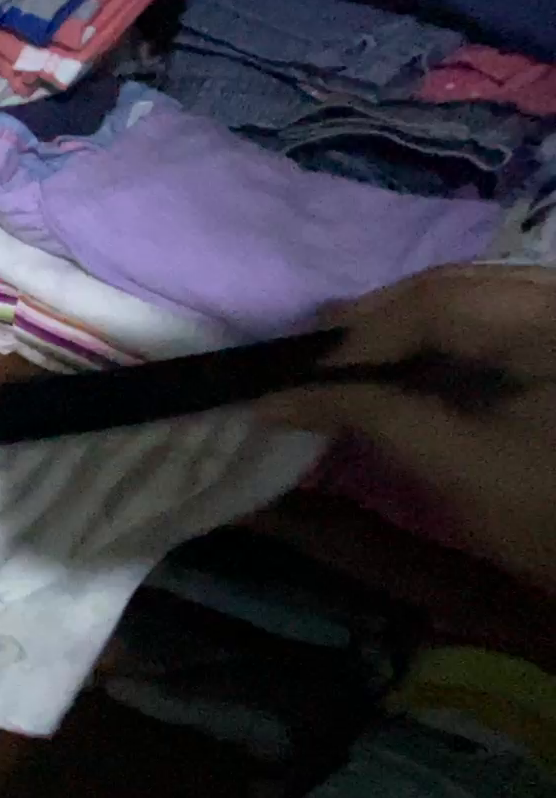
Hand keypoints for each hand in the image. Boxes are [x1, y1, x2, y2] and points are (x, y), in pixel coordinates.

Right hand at [261, 265, 555, 590]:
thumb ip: (365, 417)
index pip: (437, 302)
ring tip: (343, 364)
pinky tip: (397, 365)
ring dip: (397, 326)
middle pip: (454, 285)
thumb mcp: (454, 463)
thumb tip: (270, 402)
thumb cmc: (551, 511)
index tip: (301, 387)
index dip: (356, 339)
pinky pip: (494, 315)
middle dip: (371, 323)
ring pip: (472, 294)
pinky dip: (434, 335)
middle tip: (308, 366)